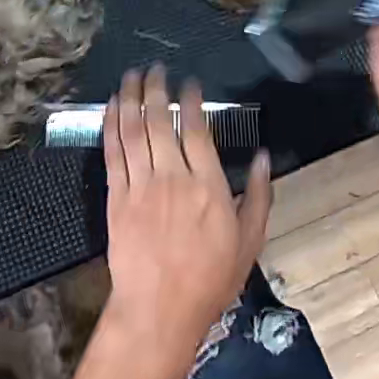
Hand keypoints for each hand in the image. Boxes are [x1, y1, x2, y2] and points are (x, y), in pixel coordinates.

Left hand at [99, 65, 271, 362]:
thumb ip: (260, 196)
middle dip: (157, 89)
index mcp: (208, 185)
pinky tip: (112, 107)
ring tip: (132, 76)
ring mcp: (140, 186)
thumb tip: (266, 158)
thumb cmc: (210, 279)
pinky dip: (112, 126)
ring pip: (133, 130)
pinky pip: (113, 153)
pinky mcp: (116, 198)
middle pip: (160, 121)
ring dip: (131, 98)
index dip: (191, 100)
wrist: (159, 309)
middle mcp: (172, 177)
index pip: (197, 129)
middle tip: (156, 69)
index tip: (189, 84)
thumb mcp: (249, 241)